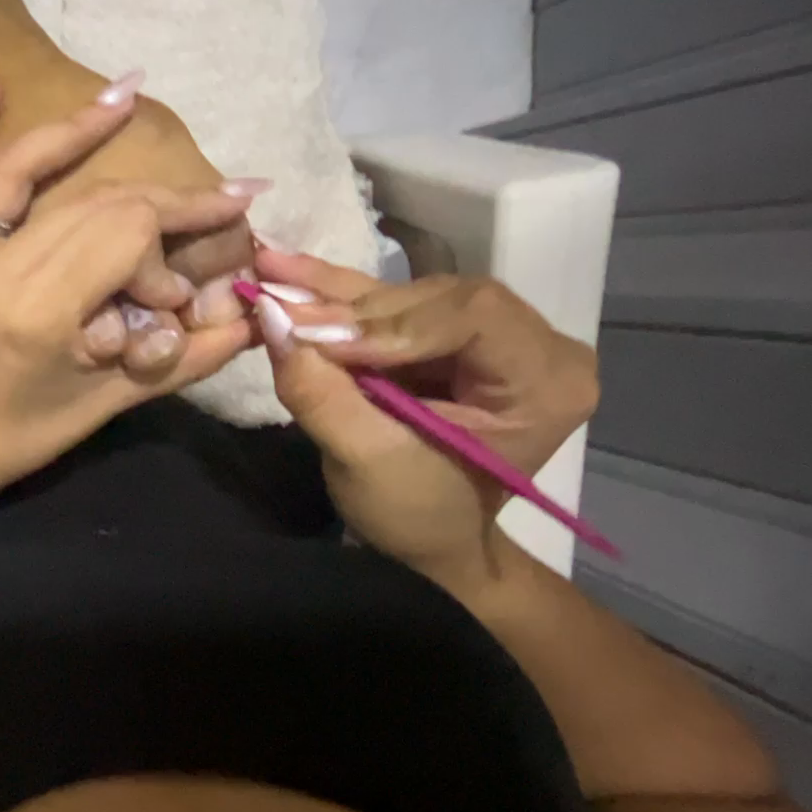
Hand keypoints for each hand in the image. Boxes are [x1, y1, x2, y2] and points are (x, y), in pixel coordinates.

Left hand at [0, 67, 258, 504]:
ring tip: (129, 94)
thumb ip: (183, 356)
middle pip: (90, 203)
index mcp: (34, 313)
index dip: (165, 252)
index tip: (177, 291)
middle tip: (198, 214)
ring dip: (80, 131)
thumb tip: (252, 315)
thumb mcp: (108, 403)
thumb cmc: (27, 434)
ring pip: (29, 173)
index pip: (122, 235)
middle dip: (152, 210)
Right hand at [254, 248, 600, 591]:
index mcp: (546, 381)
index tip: (316, 340)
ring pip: (404, 296)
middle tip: (277, 310)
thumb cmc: (413, 515)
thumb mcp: (367, 462)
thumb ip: (322, 394)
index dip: (391, 325)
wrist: (424, 542)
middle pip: (435, 300)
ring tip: (264, 280)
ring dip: (332, 298)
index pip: (472, 318)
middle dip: (352, 313)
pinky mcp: (439, 337)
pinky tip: (283, 270)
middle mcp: (530, 343)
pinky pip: (386, 306)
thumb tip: (269, 321)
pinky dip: (331, 293)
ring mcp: (484, 336)